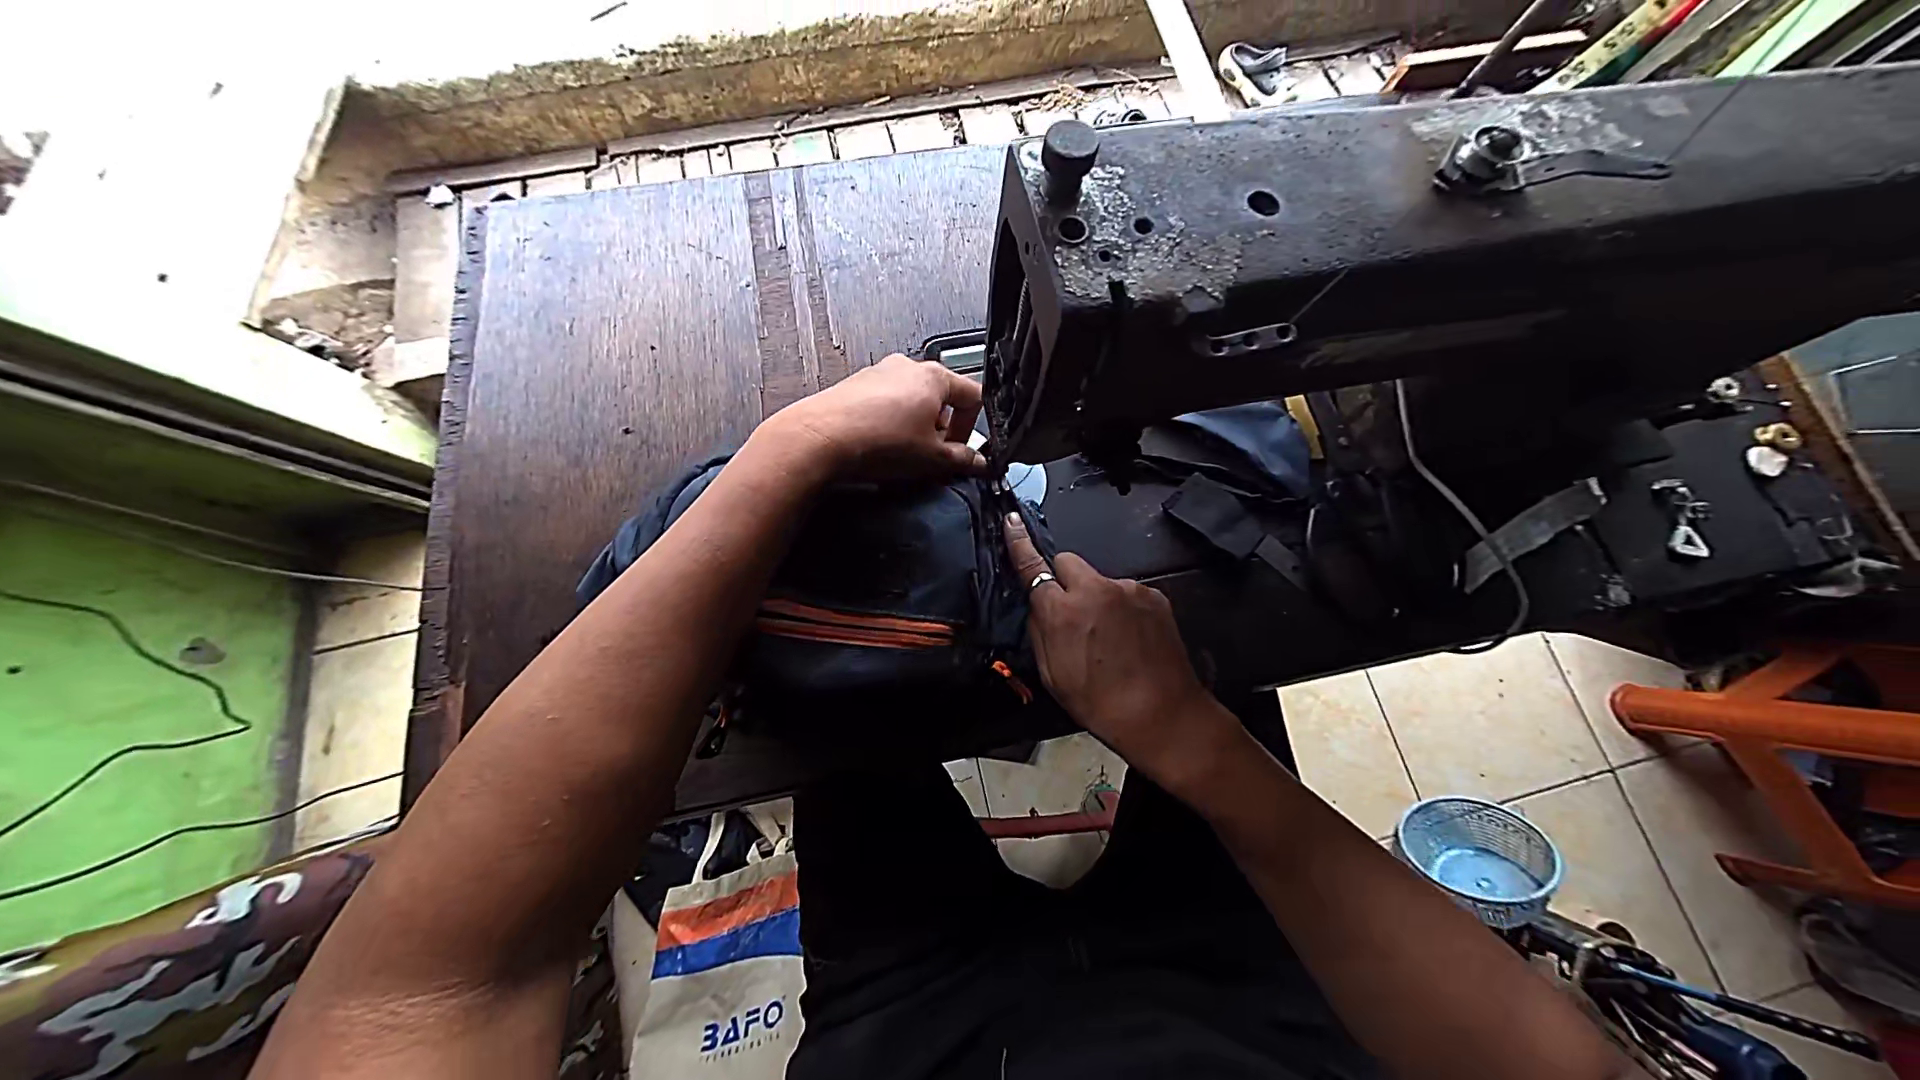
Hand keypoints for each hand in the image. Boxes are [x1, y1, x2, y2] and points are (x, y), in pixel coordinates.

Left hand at [766, 354, 986, 480]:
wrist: (820, 439)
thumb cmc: (875, 438)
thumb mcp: (932, 458)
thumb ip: (962, 459)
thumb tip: (976, 462)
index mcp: (933, 376)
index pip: (974, 396)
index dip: (974, 428)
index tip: (962, 451)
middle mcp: (906, 369)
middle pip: (940, 401)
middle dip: (941, 432)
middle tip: (933, 459)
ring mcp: (878, 376)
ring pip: (911, 404)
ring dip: (914, 431)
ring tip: (903, 458)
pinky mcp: (855, 389)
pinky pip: (884, 408)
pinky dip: (889, 428)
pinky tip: (880, 451)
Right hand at [1003, 513, 1244, 796]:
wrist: (1161, 714)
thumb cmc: (1098, 702)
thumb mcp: (1051, 672)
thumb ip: (1040, 629)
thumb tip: (1039, 603)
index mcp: (1062, 611)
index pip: (1032, 567)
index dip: (1019, 543)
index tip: (1012, 522)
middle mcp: (1094, 590)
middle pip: (1067, 561)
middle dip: (1062, 578)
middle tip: (1070, 609)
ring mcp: (1127, 590)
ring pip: (1099, 579)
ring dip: (1096, 596)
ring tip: (1108, 635)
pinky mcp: (1153, 595)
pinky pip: (1126, 591)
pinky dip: (1122, 606)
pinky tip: (1129, 635)